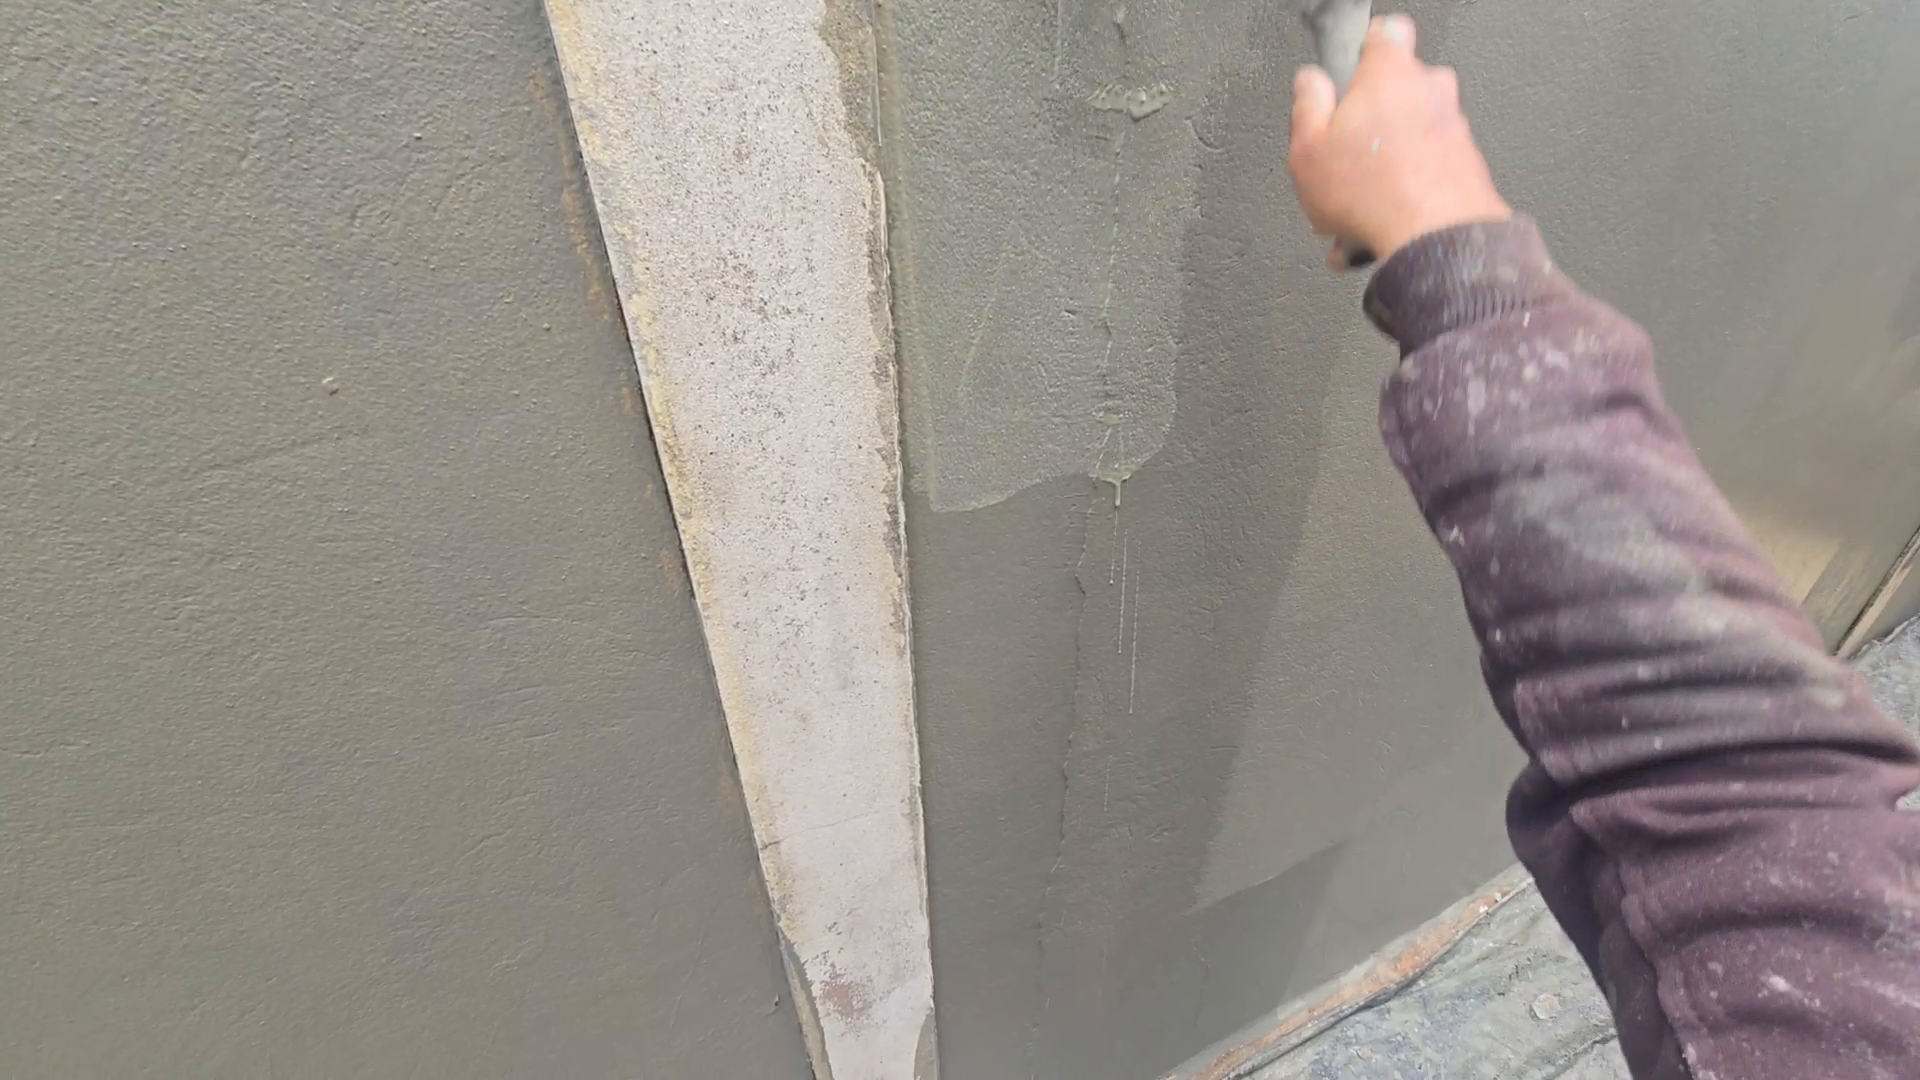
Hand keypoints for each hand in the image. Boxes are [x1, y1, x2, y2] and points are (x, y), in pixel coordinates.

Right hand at [1289, 14, 1510, 268]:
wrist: (1430, 235)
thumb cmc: (1370, 192)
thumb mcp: (1307, 150)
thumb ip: (1306, 106)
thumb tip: (1308, 83)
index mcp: (1389, 73)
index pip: (1383, 31)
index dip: (1359, 50)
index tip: (1343, 76)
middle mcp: (1429, 88)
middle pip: (1390, 93)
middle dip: (1362, 125)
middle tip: (1336, 159)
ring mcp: (1451, 124)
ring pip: (1403, 138)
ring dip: (1376, 169)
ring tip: (1350, 209)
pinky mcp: (1463, 160)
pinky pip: (1418, 171)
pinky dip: (1396, 194)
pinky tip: (1371, 226)